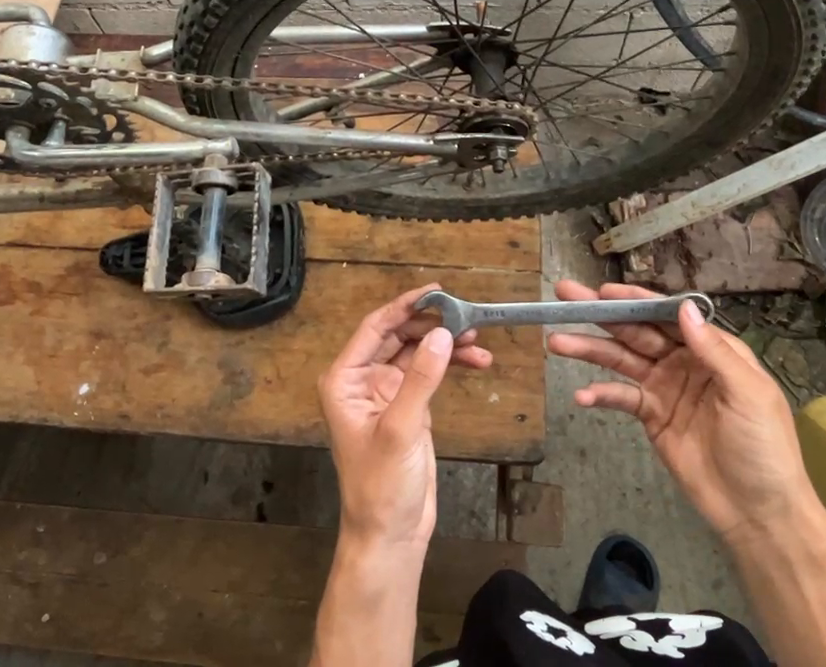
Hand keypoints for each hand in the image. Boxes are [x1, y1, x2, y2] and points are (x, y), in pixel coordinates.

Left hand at [318, 283, 492, 547]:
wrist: (391, 533)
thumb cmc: (380, 485)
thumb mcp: (400, 428)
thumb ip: (421, 379)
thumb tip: (443, 333)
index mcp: (345, 379)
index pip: (375, 327)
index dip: (405, 306)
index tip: (437, 291)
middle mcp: (363, 379)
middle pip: (399, 336)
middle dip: (432, 325)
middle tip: (468, 316)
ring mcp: (388, 392)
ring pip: (419, 352)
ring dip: (447, 344)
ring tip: (480, 339)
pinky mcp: (410, 406)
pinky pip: (430, 373)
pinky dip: (452, 364)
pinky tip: (477, 360)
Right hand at [547, 280, 816, 544]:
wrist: (759, 512)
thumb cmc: (764, 447)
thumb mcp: (749, 394)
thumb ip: (714, 350)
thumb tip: (683, 307)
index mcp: (712, 350)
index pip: (667, 315)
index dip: (635, 300)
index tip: (603, 290)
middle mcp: (685, 362)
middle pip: (637, 331)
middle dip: (601, 314)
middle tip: (564, 296)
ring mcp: (665, 389)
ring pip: (621, 360)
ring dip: (589, 349)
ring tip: (556, 342)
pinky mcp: (652, 418)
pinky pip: (621, 397)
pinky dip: (600, 394)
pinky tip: (581, 396)